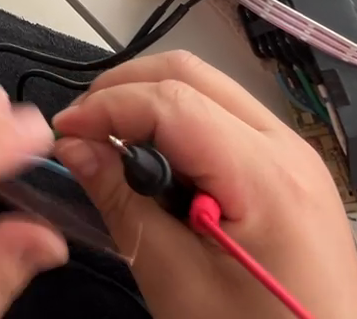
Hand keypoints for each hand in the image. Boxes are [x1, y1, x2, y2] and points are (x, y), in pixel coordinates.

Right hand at [51, 50, 356, 318]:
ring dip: (147, 98)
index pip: (171, 102)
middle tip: (84, 126)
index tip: (64, 132)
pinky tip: (152, 155)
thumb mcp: (178, 283)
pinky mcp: (287, 165)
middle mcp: (286, 147)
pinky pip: (219, 111)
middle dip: (123, 88)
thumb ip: (121, 206)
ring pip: (204, 83)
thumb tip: (73, 148)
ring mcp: (292, 151)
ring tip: (110, 138)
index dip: (107, 107)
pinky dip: (174, 118)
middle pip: (189, 73)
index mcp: (266, 177)